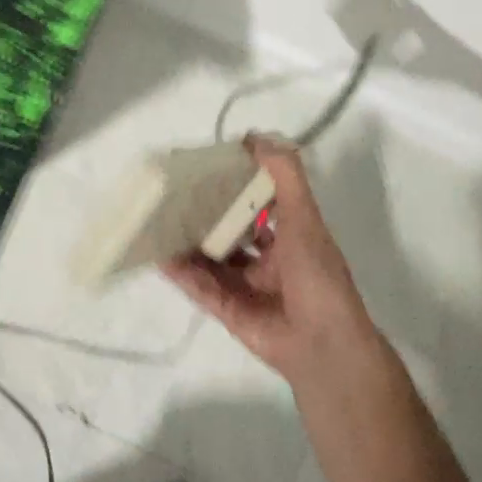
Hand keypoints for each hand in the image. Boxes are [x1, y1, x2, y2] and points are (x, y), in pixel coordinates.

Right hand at [161, 135, 379, 383]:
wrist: (323, 345)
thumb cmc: (318, 275)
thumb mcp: (304, 217)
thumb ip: (283, 176)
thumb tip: (254, 136)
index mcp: (291, 237)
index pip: (260, 203)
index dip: (237, 185)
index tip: (209, 166)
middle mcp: (268, 260)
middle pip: (231, 232)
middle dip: (206, 214)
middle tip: (174, 192)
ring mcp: (247, 287)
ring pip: (210, 259)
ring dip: (187, 242)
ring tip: (158, 220)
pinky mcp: (228, 311)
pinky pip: (199, 287)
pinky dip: (180, 272)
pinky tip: (158, 255)